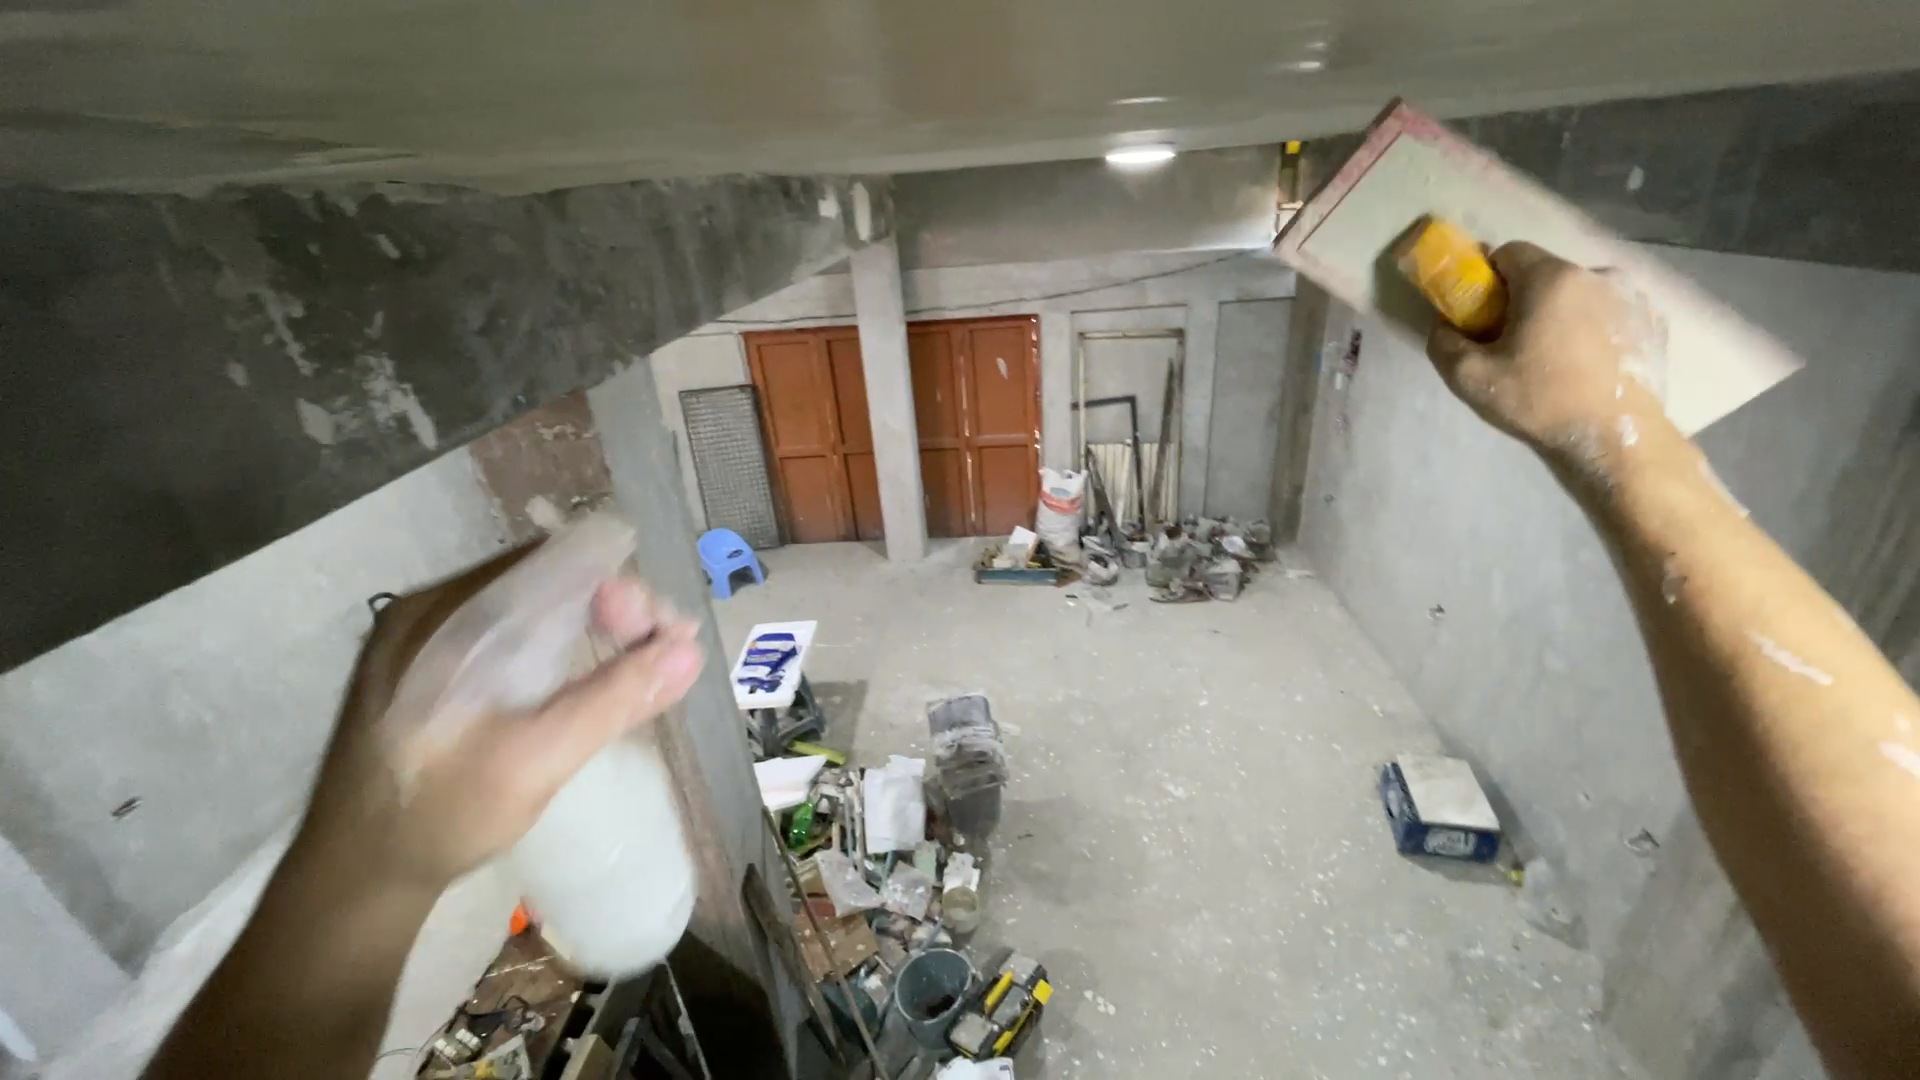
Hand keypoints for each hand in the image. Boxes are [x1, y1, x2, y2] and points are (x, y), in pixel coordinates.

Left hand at [294, 548, 705, 889]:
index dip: (622, 586)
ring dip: (602, 622)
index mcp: (446, 616)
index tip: (663, 636)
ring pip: (542, 600)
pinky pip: (522, 626)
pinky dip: (571, 640)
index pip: (556, 560)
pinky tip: (594, 671)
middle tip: (666, 651)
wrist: (354, 877)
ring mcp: (434, 633)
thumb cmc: (438, 818)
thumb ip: (613, 700)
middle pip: (553, 574)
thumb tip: (691, 651)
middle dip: (621, 606)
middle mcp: (437, 607)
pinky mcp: (439, 660)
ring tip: (646, 660)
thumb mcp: (534, 762)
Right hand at [1426, 242, 1665, 468]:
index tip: (1479, 312)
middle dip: (1522, 299)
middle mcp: (1598, 274)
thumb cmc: (1539, 400)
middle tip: (1510, 342)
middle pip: (1545, 273)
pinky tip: (1584, 365)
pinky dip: (1591, 329)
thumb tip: (1444, 325)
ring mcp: (1633, 295)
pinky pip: (1608, 312)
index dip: (1487, 278)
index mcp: (1551, 279)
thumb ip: (1443, 342)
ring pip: (1578, 293)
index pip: (1509, 252)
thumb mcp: (1469, 377)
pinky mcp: (1653, 320)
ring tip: (1552, 357)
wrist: (1614, 435)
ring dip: (1559, 314)